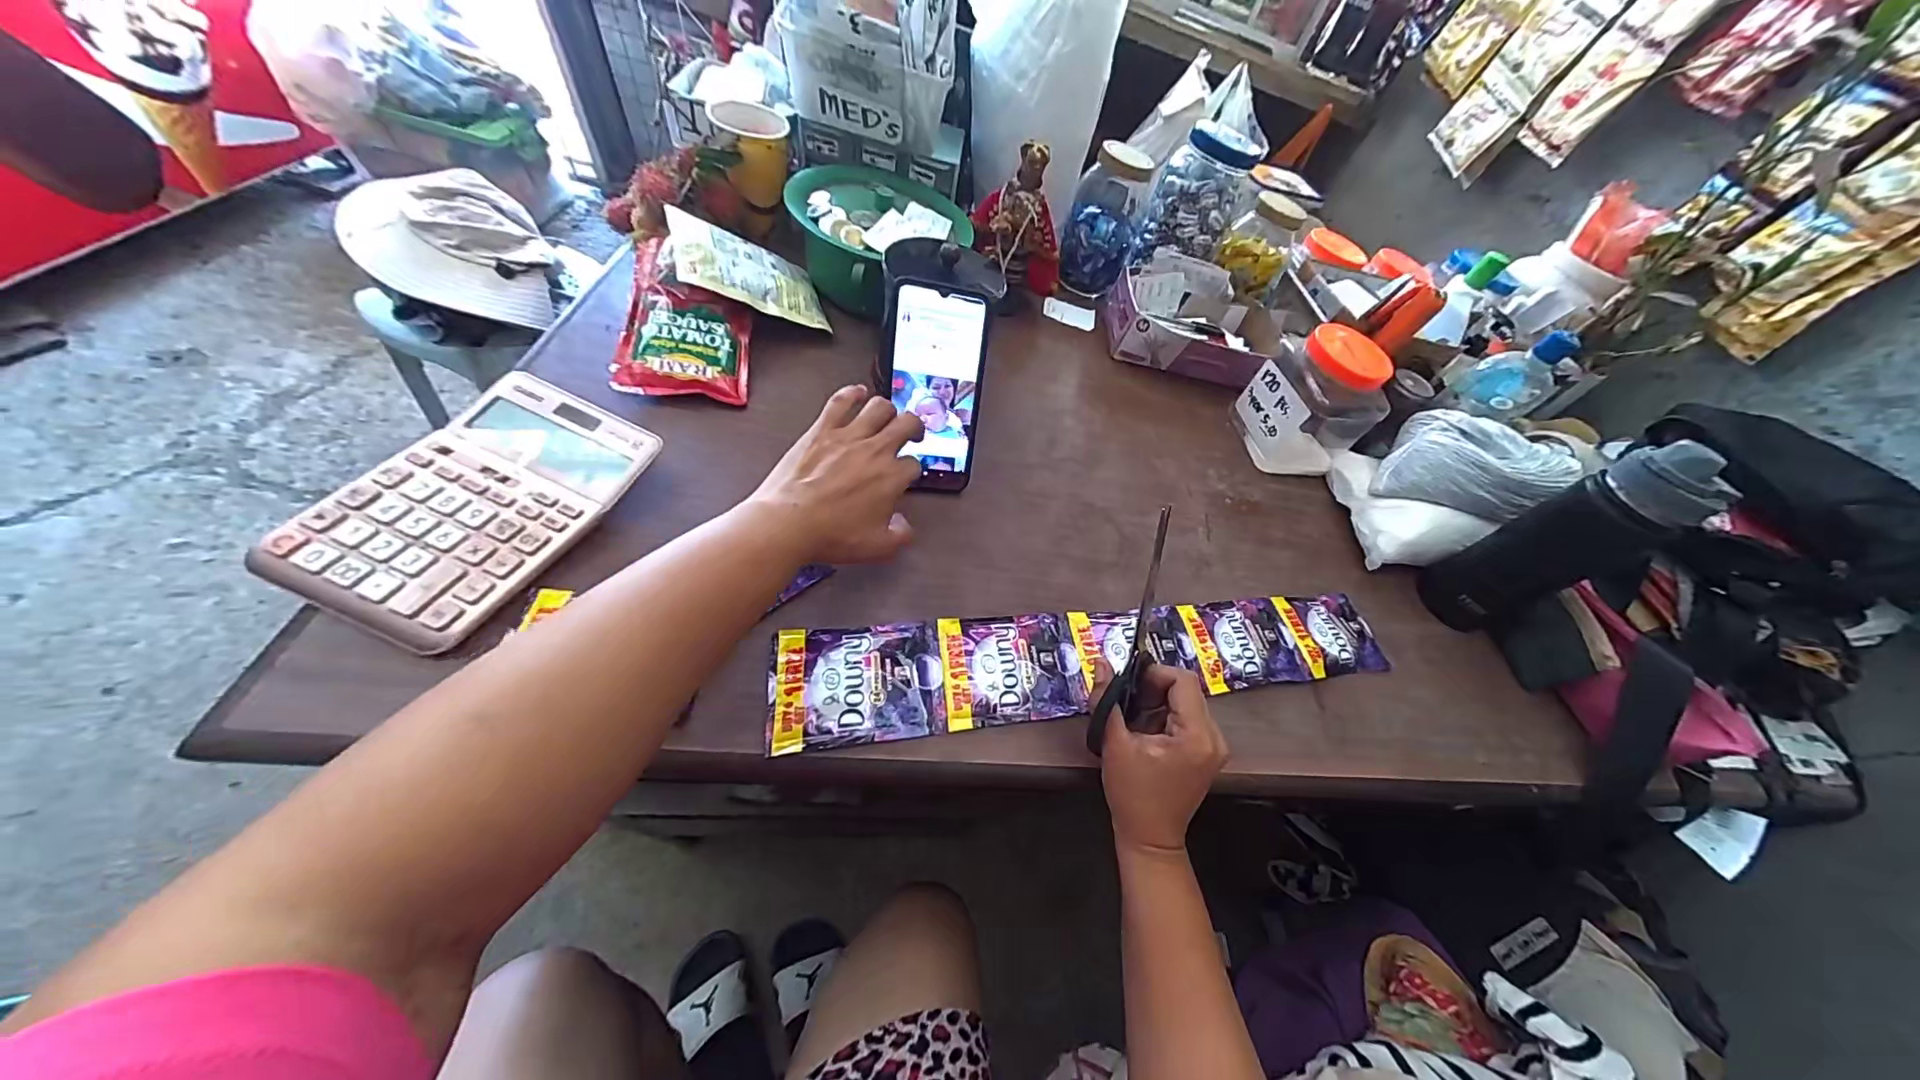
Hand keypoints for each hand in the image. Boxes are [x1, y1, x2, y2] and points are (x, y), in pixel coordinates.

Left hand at [748, 385, 923, 563]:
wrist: (788, 523)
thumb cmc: (829, 534)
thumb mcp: (877, 547)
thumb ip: (900, 535)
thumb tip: (904, 527)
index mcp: (891, 478)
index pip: (913, 464)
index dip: (911, 469)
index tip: (905, 474)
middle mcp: (875, 451)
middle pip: (907, 424)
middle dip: (914, 427)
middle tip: (913, 432)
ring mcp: (847, 437)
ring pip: (879, 407)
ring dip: (889, 408)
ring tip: (889, 414)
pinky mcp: (821, 430)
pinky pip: (841, 401)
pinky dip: (853, 393)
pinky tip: (858, 392)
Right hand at [1093, 660, 1228, 854]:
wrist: (1150, 837)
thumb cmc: (1131, 794)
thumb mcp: (1114, 743)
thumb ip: (1107, 699)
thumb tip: (1102, 663)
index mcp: (1197, 735)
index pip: (1183, 680)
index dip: (1153, 674)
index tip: (1129, 686)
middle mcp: (1214, 737)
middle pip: (1186, 690)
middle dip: (1154, 690)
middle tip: (1128, 704)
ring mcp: (1214, 746)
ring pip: (1186, 702)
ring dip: (1159, 703)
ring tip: (1135, 721)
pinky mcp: (1208, 752)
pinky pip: (1188, 718)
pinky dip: (1166, 717)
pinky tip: (1147, 733)